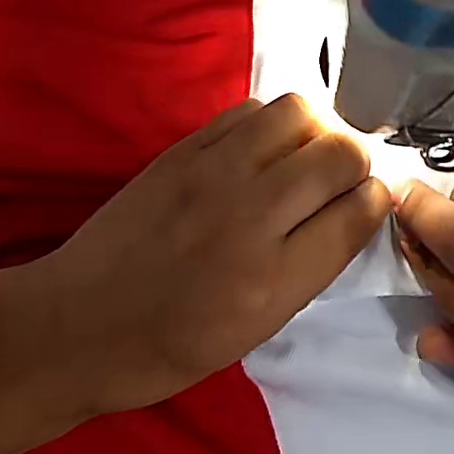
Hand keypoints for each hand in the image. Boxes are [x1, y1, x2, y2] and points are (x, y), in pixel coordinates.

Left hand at [0, 95, 388, 453]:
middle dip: (356, 159)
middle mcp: (249, 218)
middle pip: (339, 153)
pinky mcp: (183, 149)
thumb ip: (314, 263)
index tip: (368, 201)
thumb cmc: (172, 345)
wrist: (77, 324)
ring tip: (302, 154)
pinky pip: (250, 108)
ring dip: (316, 130)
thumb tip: (356, 206)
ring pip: (299, 112)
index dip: (376, 199)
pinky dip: (270, 122)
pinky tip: (261, 147)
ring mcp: (212, 173)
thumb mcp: (257, 328)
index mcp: (272, 282)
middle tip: (340, 177)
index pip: (358, 212)